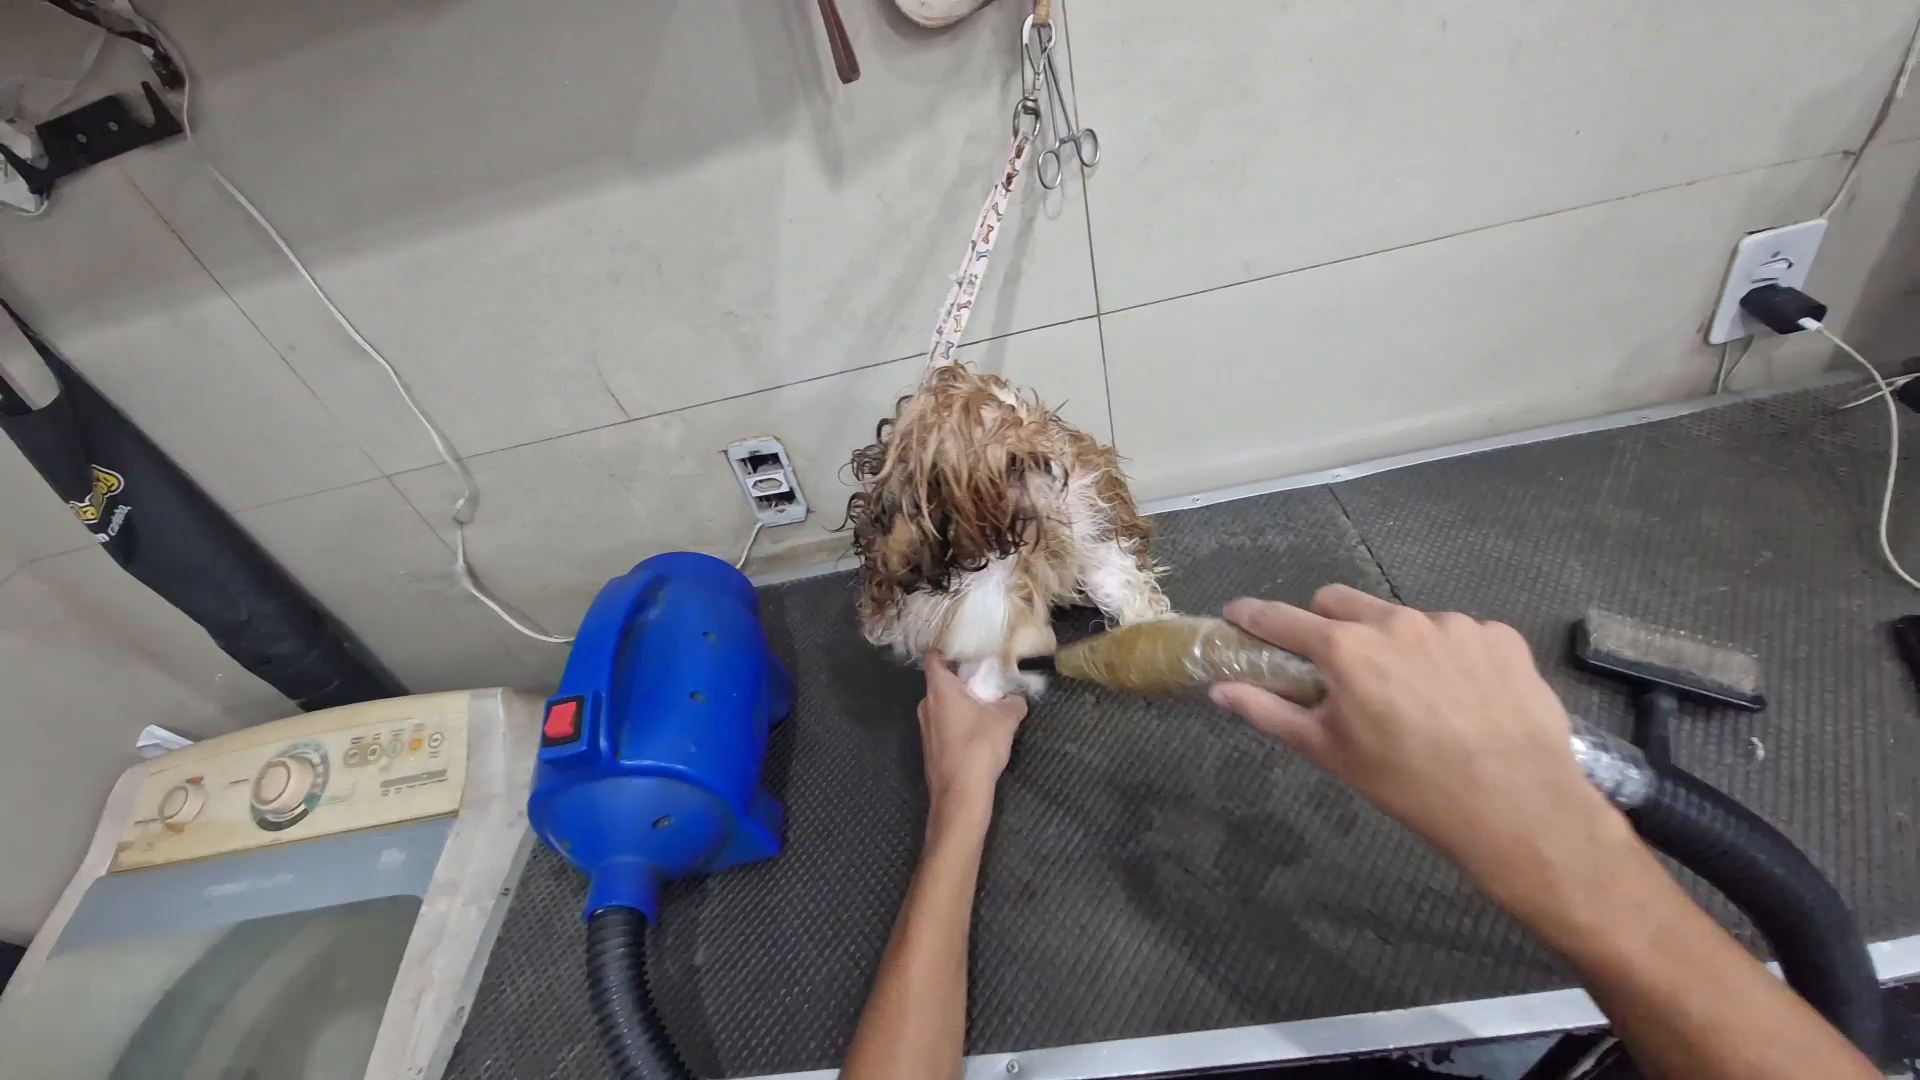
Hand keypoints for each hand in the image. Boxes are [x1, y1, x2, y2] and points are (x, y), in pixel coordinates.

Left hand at [917, 652, 1028, 822]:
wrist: (960, 794)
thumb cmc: (978, 747)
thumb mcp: (1005, 719)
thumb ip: (1013, 702)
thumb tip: (1017, 698)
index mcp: (939, 690)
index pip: (934, 658)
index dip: (947, 650)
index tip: (966, 649)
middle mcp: (926, 705)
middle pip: (940, 682)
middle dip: (962, 679)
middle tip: (985, 678)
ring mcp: (925, 728)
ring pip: (942, 705)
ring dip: (961, 703)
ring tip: (986, 705)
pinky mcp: (930, 748)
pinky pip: (943, 725)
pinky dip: (958, 722)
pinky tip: (978, 731)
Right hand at [1210, 586, 1630, 904]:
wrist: (1519, 809)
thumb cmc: (1408, 784)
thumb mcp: (1328, 751)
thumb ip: (1267, 711)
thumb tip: (1218, 690)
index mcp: (1346, 648)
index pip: (1281, 617)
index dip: (1252, 615)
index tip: (1236, 615)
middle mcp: (1395, 621)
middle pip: (1338, 601)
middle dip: (1324, 624)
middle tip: (1335, 667)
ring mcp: (1452, 623)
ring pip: (1400, 617)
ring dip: (1389, 641)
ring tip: (1410, 691)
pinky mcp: (1499, 636)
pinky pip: (1456, 632)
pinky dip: (1445, 654)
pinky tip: (1459, 694)